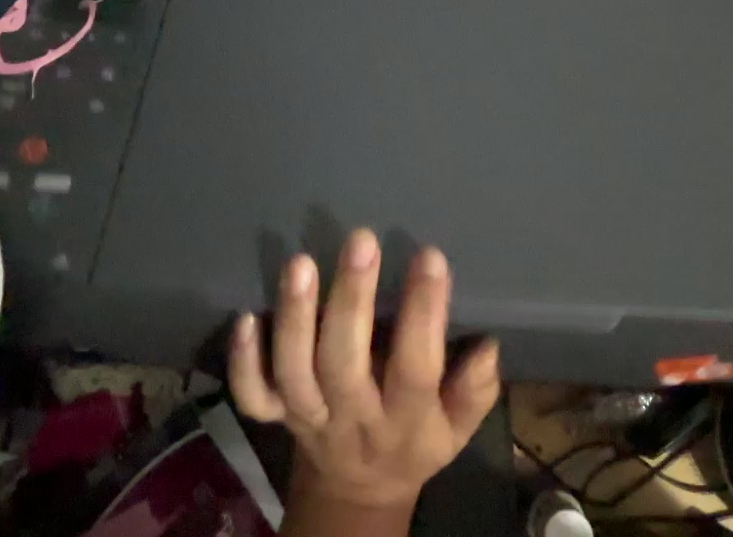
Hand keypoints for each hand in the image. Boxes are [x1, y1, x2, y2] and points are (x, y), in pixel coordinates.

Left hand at [228, 229, 501, 514]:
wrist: (358, 491)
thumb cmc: (413, 441)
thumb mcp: (457, 428)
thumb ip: (473, 390)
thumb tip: (489, 344)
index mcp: (405, 420)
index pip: (416, 367)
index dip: (424, 312)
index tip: (430, 256)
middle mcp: (353, 418)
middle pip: (344, 364)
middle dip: (351, 300)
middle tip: (361, 242)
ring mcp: (308, 417)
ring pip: (293, 372)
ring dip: (295, 317)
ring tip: (302, 263)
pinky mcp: (275, 415)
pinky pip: (253, 395)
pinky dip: (243, 361)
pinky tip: (247, 317)